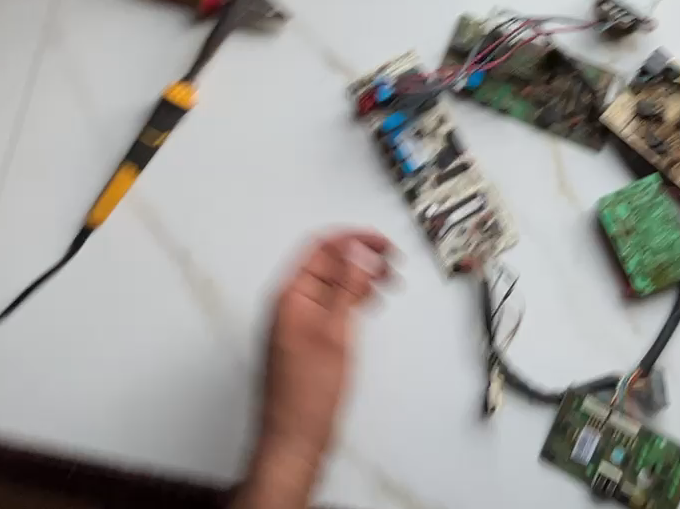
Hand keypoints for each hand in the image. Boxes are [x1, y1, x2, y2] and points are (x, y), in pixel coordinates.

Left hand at [235, 230, 397, 508]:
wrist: (294, 441)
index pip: (321, 246)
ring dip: (360, 276)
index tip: (379, 241)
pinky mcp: (309, 337)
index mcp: (290, 294)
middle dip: (361, 256)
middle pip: (328, 262)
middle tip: (390, 259)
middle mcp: (291, 303)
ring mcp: (299, 321)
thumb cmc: (305, 396)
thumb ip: (345, 286)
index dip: (352, 238)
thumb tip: (354, 250)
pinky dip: (353, 297)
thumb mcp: (334, 330)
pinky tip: (370, 301)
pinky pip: (333, 303)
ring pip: (333, 283)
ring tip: (387, 279)